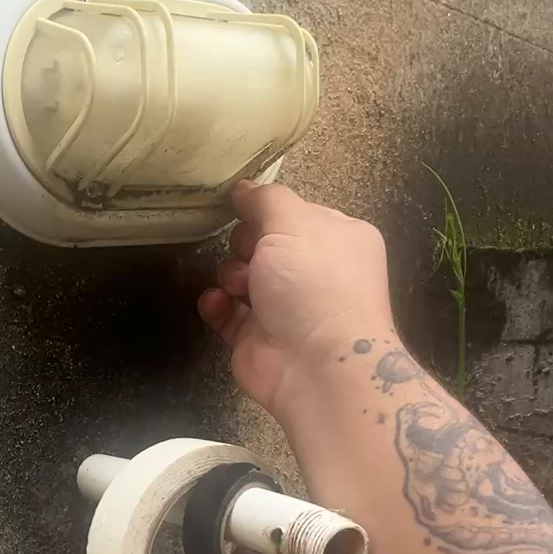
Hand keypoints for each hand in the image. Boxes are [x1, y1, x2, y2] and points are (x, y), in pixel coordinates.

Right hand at [197, 181, 394, 422]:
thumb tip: (244, 187)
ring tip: (238, 286)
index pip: (294, 214)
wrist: (315, 365)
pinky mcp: (255, 335)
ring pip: (239, 275)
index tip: (247, 212)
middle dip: (246, 245)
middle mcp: (312, 272)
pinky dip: (216, 305)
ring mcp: (283, 306)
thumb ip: (265, 200)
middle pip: (261, 242)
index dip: (268, 212)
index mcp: (336, 239)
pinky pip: (225, 311)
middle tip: (252, 256)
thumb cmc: (314, 285)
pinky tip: (217, 303)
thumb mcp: (293, 224)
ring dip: (229, 274)